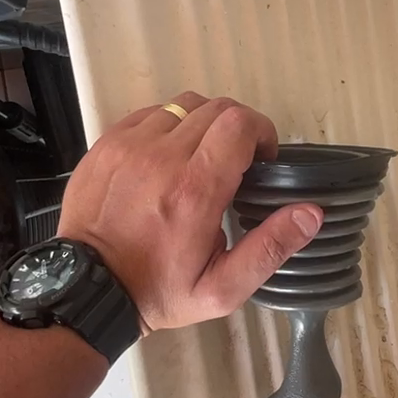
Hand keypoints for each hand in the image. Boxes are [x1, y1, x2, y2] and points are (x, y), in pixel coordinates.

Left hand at [57, 92, 323, 331]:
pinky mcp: (106, 145)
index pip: (239, 124)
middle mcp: (160, 157)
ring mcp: (128, 146)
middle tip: (239, 162)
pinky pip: (150, 113)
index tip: (263, 160)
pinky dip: (170, 126)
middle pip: (216, 108)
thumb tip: (311, 212)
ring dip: (204, 124)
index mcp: (194, 190)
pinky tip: (169, 157)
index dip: (262, 132)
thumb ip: (270, 248)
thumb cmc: (160, 291)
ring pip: (184, 105)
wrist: (86, 292)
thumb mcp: (223, 288)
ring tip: (204, 157)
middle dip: (239, 128)